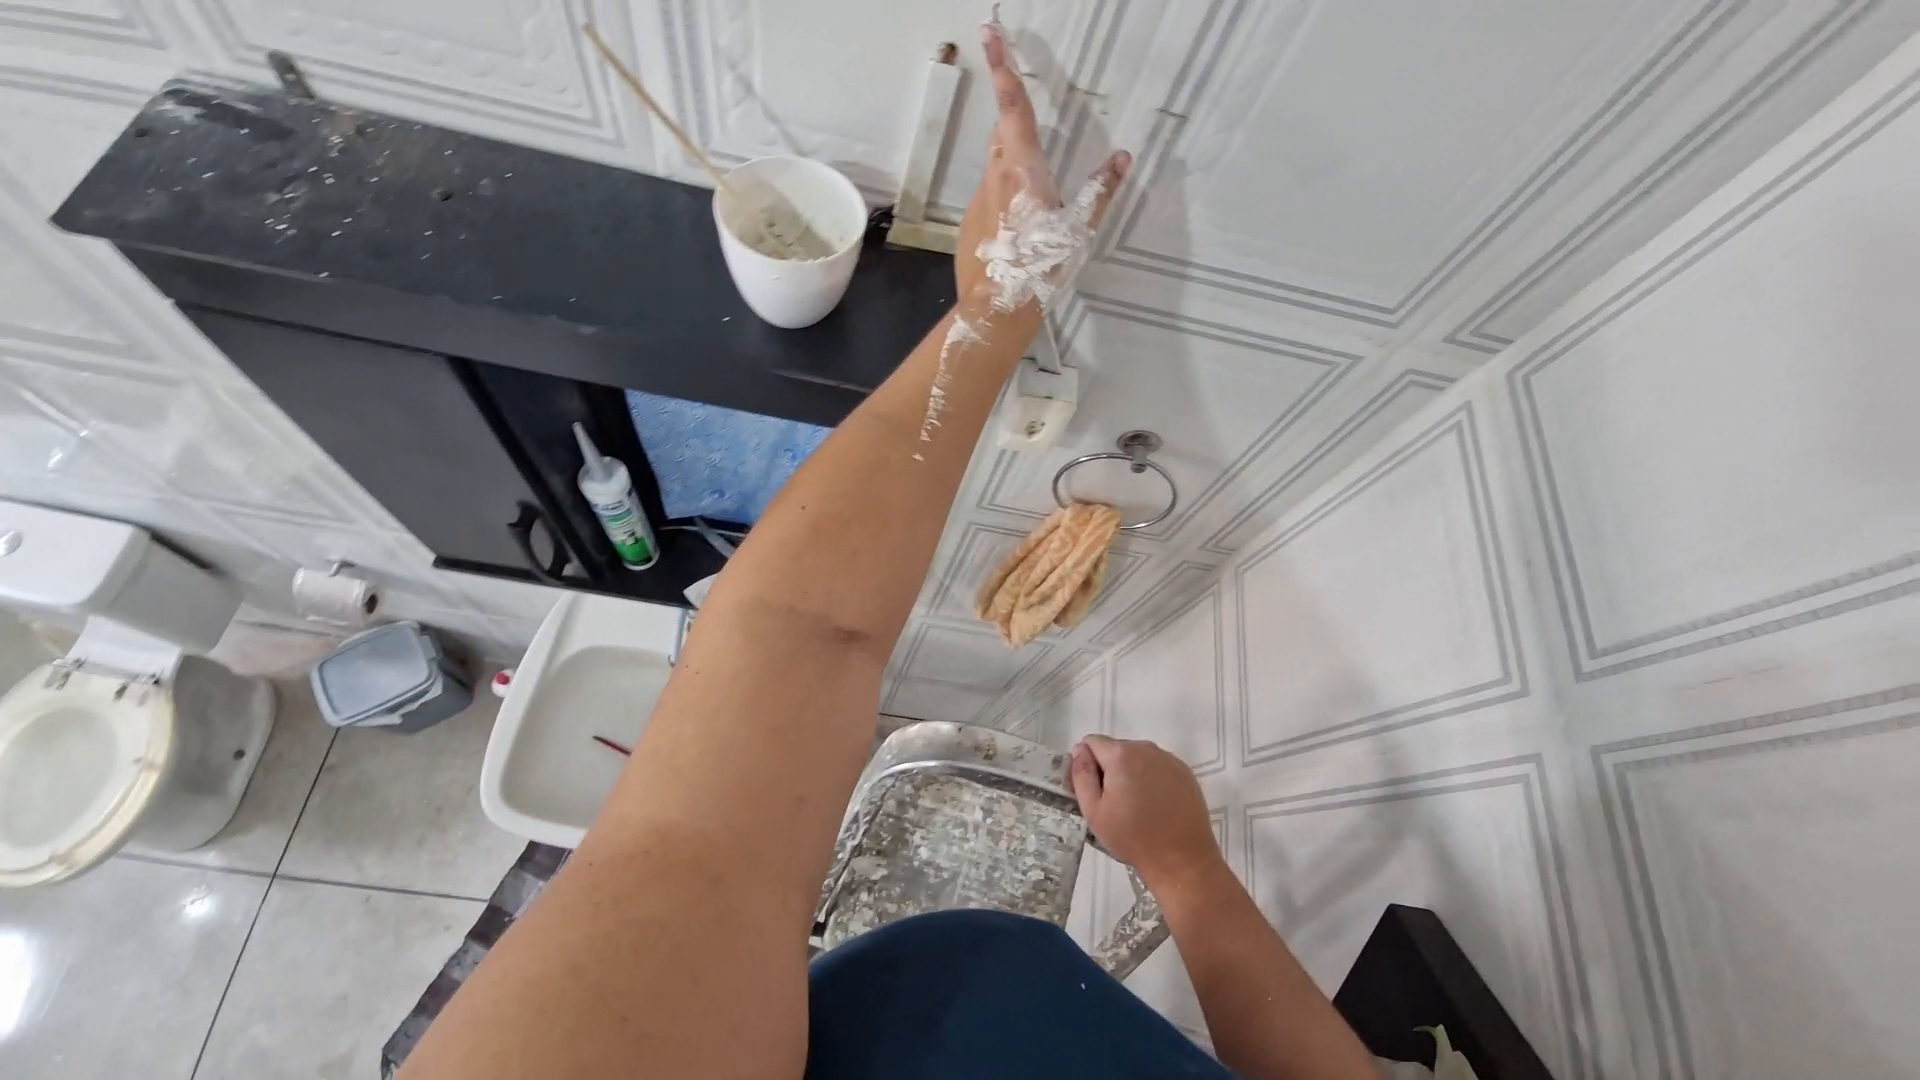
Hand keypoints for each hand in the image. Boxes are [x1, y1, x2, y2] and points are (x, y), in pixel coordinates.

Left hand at [954, 22, 1130, 310]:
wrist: (995, 313)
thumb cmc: (1041, 269)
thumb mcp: (1079, 231)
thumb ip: (1099, 191)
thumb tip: (1121, 158)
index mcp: (1023, 169)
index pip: (1013, 107)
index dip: (1004, 68)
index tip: (991, 34)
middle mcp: (994, 178)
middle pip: (1002, 137)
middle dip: (1015, 125)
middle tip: (1033, 132)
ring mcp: (976, 203)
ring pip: (995, 172)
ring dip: (1013, 172)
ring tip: (1034, 204)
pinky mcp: (968, 227)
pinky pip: (988, 202)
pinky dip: (1003, 204)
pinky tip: (1017, 234)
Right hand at [1069, 735, 1222, 890]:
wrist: (1182, 859)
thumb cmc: (1133, 838)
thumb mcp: (1094, 811)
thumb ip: (1081, 775)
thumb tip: (1079, 750)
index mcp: (1121, 755)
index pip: (1092, 742)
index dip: (1087, 764)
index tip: (1095, 790)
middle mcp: (1146, 748)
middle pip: (1116, 748)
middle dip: (1110, 768)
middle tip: (1114, 803)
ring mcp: (1168, 759)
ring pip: (1137, 757)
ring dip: (1131, 772)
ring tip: (1137, 806)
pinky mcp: (1185, 772)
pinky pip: (1157, 766)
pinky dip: (1151, 778)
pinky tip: (1156, 804)